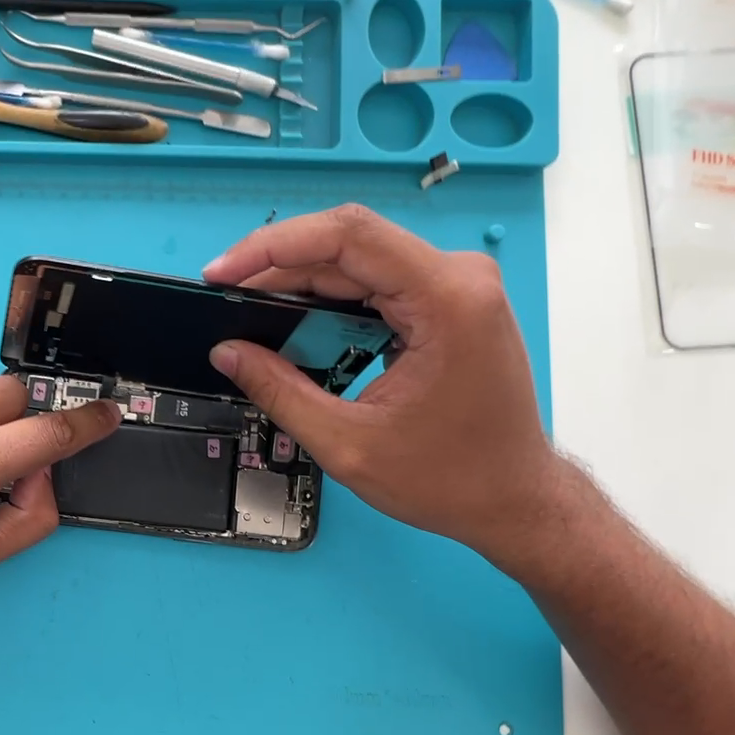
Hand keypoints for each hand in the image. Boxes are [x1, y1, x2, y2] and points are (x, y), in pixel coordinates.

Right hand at [202, 205, 563, 557]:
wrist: (514, 498)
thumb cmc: (445, 478)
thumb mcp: (346, 442)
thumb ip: (279, 390)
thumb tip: (226, 351)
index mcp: (446, 299)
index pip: (348, 236)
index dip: (273, 246)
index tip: (220, 273)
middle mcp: (458, 276)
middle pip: (348, 246)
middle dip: (277, 270)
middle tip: (223, 301)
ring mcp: (456, 286)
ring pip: (358, 264)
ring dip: (299, 287)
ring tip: (248, 317)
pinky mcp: (448, 304)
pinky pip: (375, 285)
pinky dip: (328, 304)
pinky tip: (292, 328)